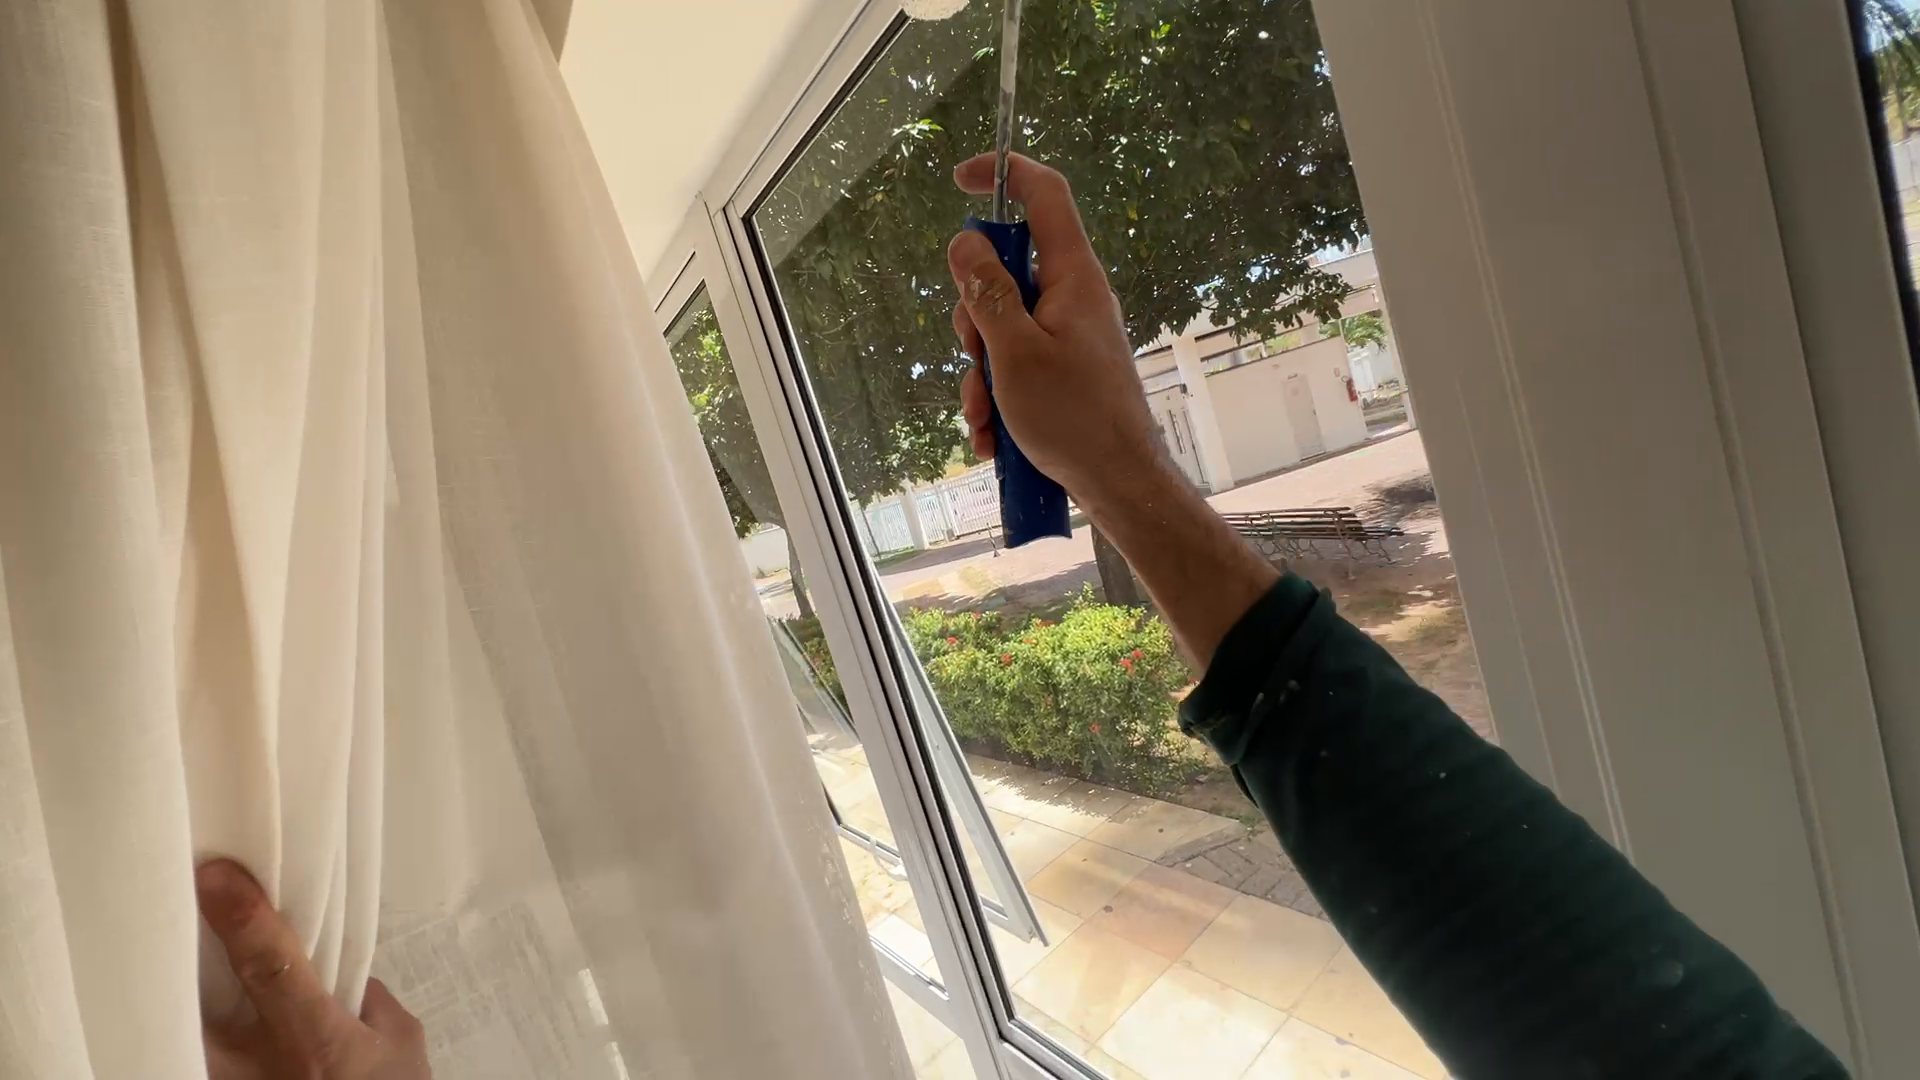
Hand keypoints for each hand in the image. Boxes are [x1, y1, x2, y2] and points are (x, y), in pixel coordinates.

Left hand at [198, 860, 431, 1079]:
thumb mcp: (401, 1039)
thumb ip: (369, 1002)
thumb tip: (341, 975)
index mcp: (317, 1039)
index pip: (275, 966)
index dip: (247, 918)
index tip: (217, 877)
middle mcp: (261, 1071)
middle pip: (197, 1010)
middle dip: (184, 968)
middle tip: (179, 917)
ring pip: (183, 1045)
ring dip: (184, 1010)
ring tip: (187, 970)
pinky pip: (197, 1065)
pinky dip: (196, 1043)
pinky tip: (209, 1021)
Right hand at [951, 153, 1276, 664]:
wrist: (1118, 482)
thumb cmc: (1072, 417)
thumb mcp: (1015, 352)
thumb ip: (987, 292)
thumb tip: (965, 241)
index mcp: (1072, 278)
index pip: (1043, 196)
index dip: (1004, 173)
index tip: (960, 178)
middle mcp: (1073, 299)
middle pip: (1007, 275)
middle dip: (974, 322)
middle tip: (976, 363)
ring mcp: (1069, 338)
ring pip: (1004, 331)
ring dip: (982, 376)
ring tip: (985, 420)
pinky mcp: (1065, 373)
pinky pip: (1018, 368)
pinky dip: (1000, 398)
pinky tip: (994, 439)